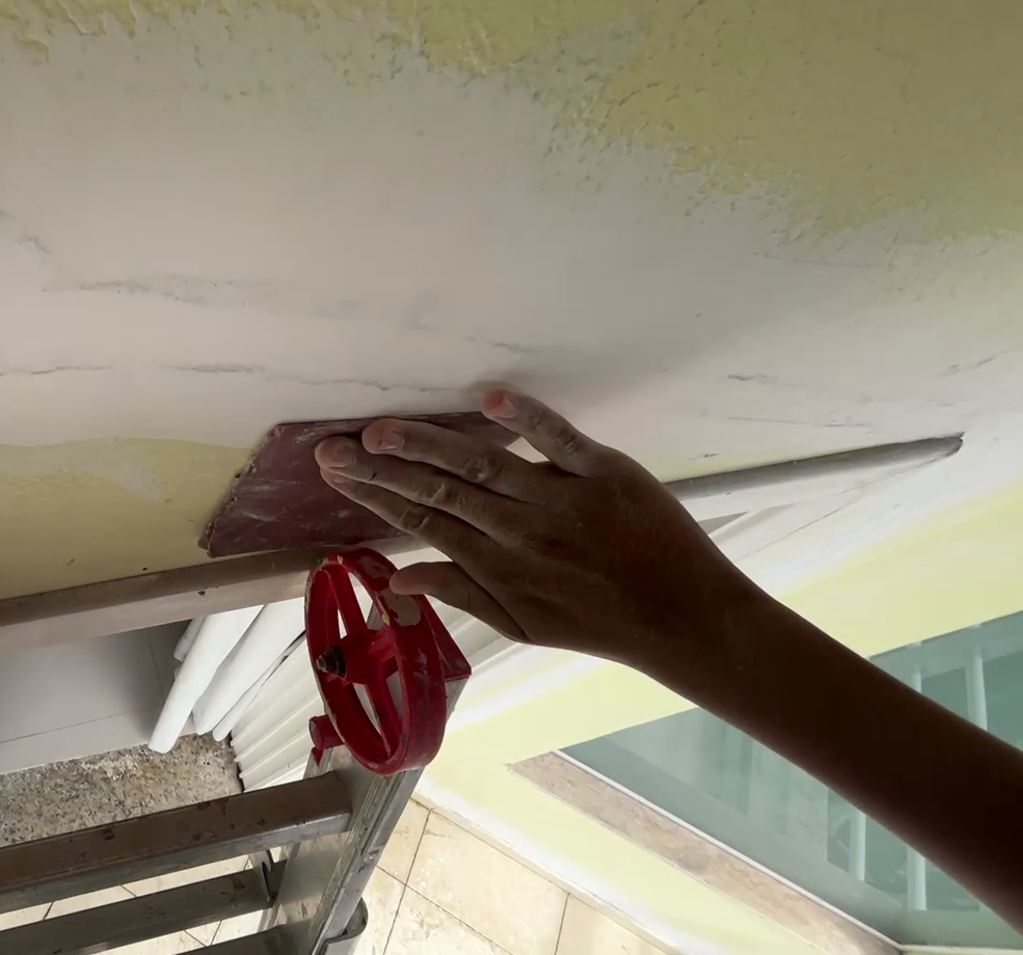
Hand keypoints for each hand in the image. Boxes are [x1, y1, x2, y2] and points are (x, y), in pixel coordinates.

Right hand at [313, 389, 765, 681]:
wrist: (691, 621)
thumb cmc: (595, 623)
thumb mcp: (519, 624)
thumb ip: (458, 593)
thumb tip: (394, 578)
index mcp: (495, 566)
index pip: (418, 523)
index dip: (372, 496)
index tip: (333, 471)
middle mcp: (518, 531)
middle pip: (436, 493)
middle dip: (378, 470)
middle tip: (332, 448)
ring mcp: (562, 499)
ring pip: (481, 466)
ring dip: (427, 447)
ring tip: (380, 432)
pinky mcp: (606, 474)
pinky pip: (561, 441)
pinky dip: (528, 420)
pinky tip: (489, 398)